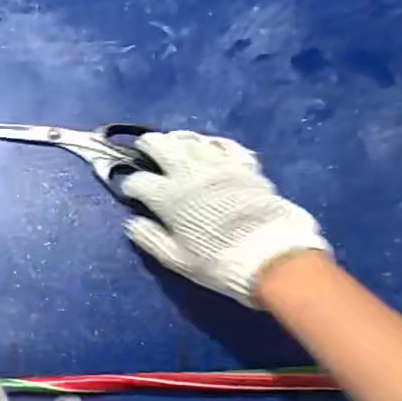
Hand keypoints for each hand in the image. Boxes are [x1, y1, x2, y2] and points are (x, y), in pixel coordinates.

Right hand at [117, 130, 330, 307]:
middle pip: (163, 147)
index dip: (128, 184)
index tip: (128, 189)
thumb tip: (133, 223)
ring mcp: (220, 167)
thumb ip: (150, 238)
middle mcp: (190, 175)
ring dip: (177, 139)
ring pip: (193, 141)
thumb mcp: (175, 259)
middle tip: (143, 147)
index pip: (138, 181)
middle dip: (148, 145)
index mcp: (168, 197)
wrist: (273, 258)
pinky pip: (226, 145)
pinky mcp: (246, 167)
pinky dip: (213, 142)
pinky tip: (208, 143)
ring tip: (170, 140)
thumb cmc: (217, 261)